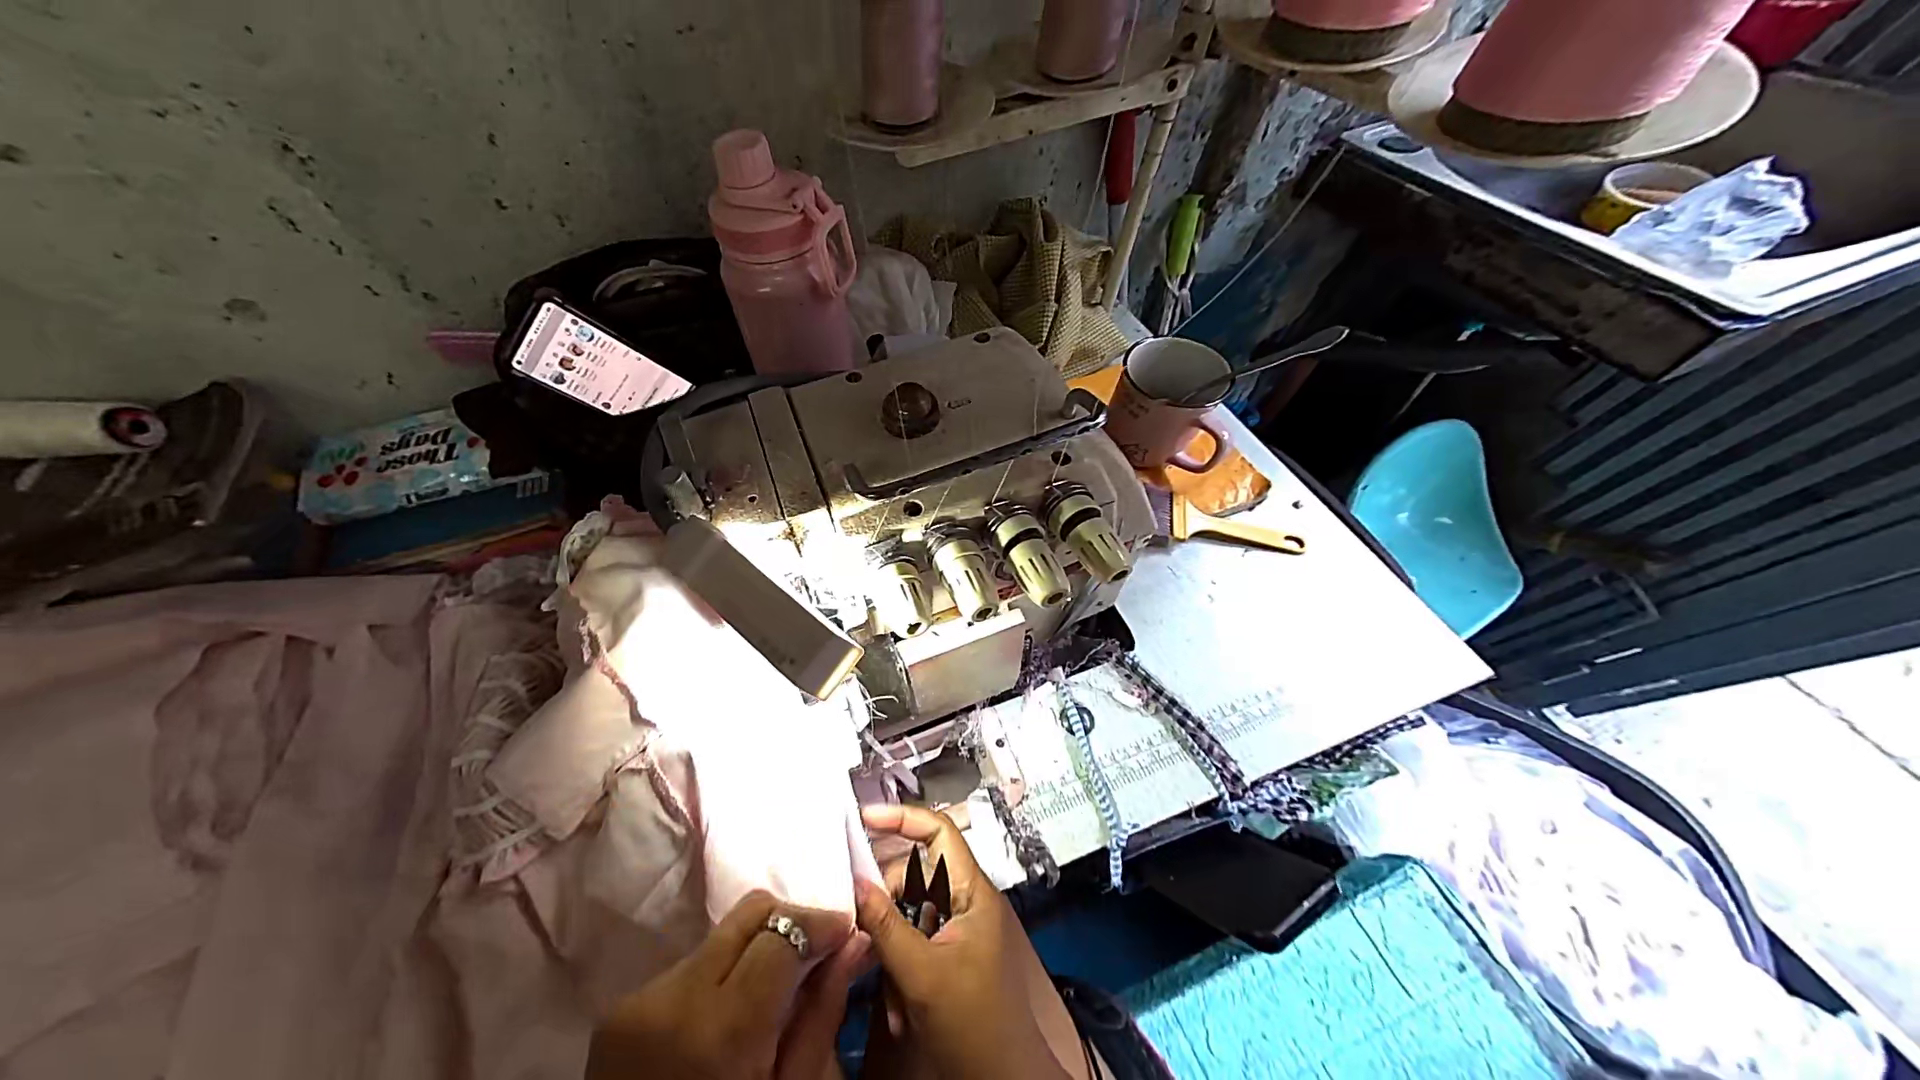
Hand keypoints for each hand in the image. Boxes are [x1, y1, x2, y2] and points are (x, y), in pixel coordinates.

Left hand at [589, 891, 866, 1079]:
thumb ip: (821, 1013)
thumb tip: (854, 941)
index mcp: (721, 1029)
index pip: (782, 933)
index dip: (820, 923)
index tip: (845, 931)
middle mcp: (676, 997)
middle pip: (750, 912)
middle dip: (792, 919)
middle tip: (817, 947)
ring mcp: (642, 998)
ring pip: (721, 933)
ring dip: (756, 947)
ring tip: (773, 984)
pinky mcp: (622, 1005)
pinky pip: (690, 963)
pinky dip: (722, 972)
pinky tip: (731, 1008)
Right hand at [855, 805, 1083, 1079]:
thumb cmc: (972, 1024)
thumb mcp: (921, 973)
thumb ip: (885, 925)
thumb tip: (856, 883)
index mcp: (972, 891)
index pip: (940, 831)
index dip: (903, 818)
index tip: (865, 818)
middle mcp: (966, 901)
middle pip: (914, 874)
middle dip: (886, 904)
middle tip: (859, 924)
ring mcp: (956, 928)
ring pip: (908, 914)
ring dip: (892, 949)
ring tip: (891, 990)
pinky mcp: (947, 954)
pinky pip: (913, 942)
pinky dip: (900, 970)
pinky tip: (901, 1009)